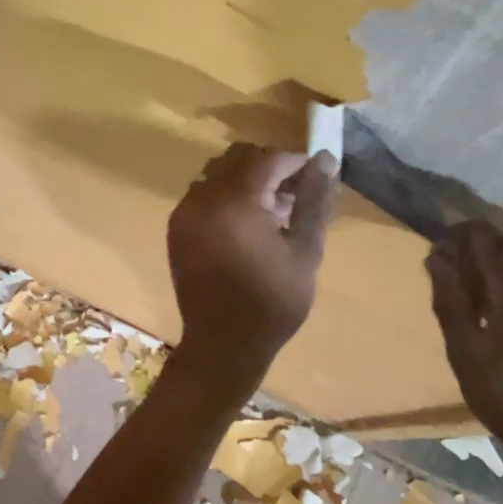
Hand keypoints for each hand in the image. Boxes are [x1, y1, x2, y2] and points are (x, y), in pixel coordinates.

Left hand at [168, 142, 337, 372]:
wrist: (222, 345)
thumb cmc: (271, 303)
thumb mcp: (305, 252)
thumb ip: (314, 201)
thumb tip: (325, 160)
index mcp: (235, 202)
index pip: (269, 160)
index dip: (296, 163)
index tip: (316, 179)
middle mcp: (203, 198)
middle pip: (239, 158)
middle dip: (270, 167)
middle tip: (296, 194)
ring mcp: (185, 212)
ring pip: (218, 172)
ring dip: (247, 179)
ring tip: (273, 210)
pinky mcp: (177, 228)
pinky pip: (202, 194)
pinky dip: (226, 195)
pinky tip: (248, 224)